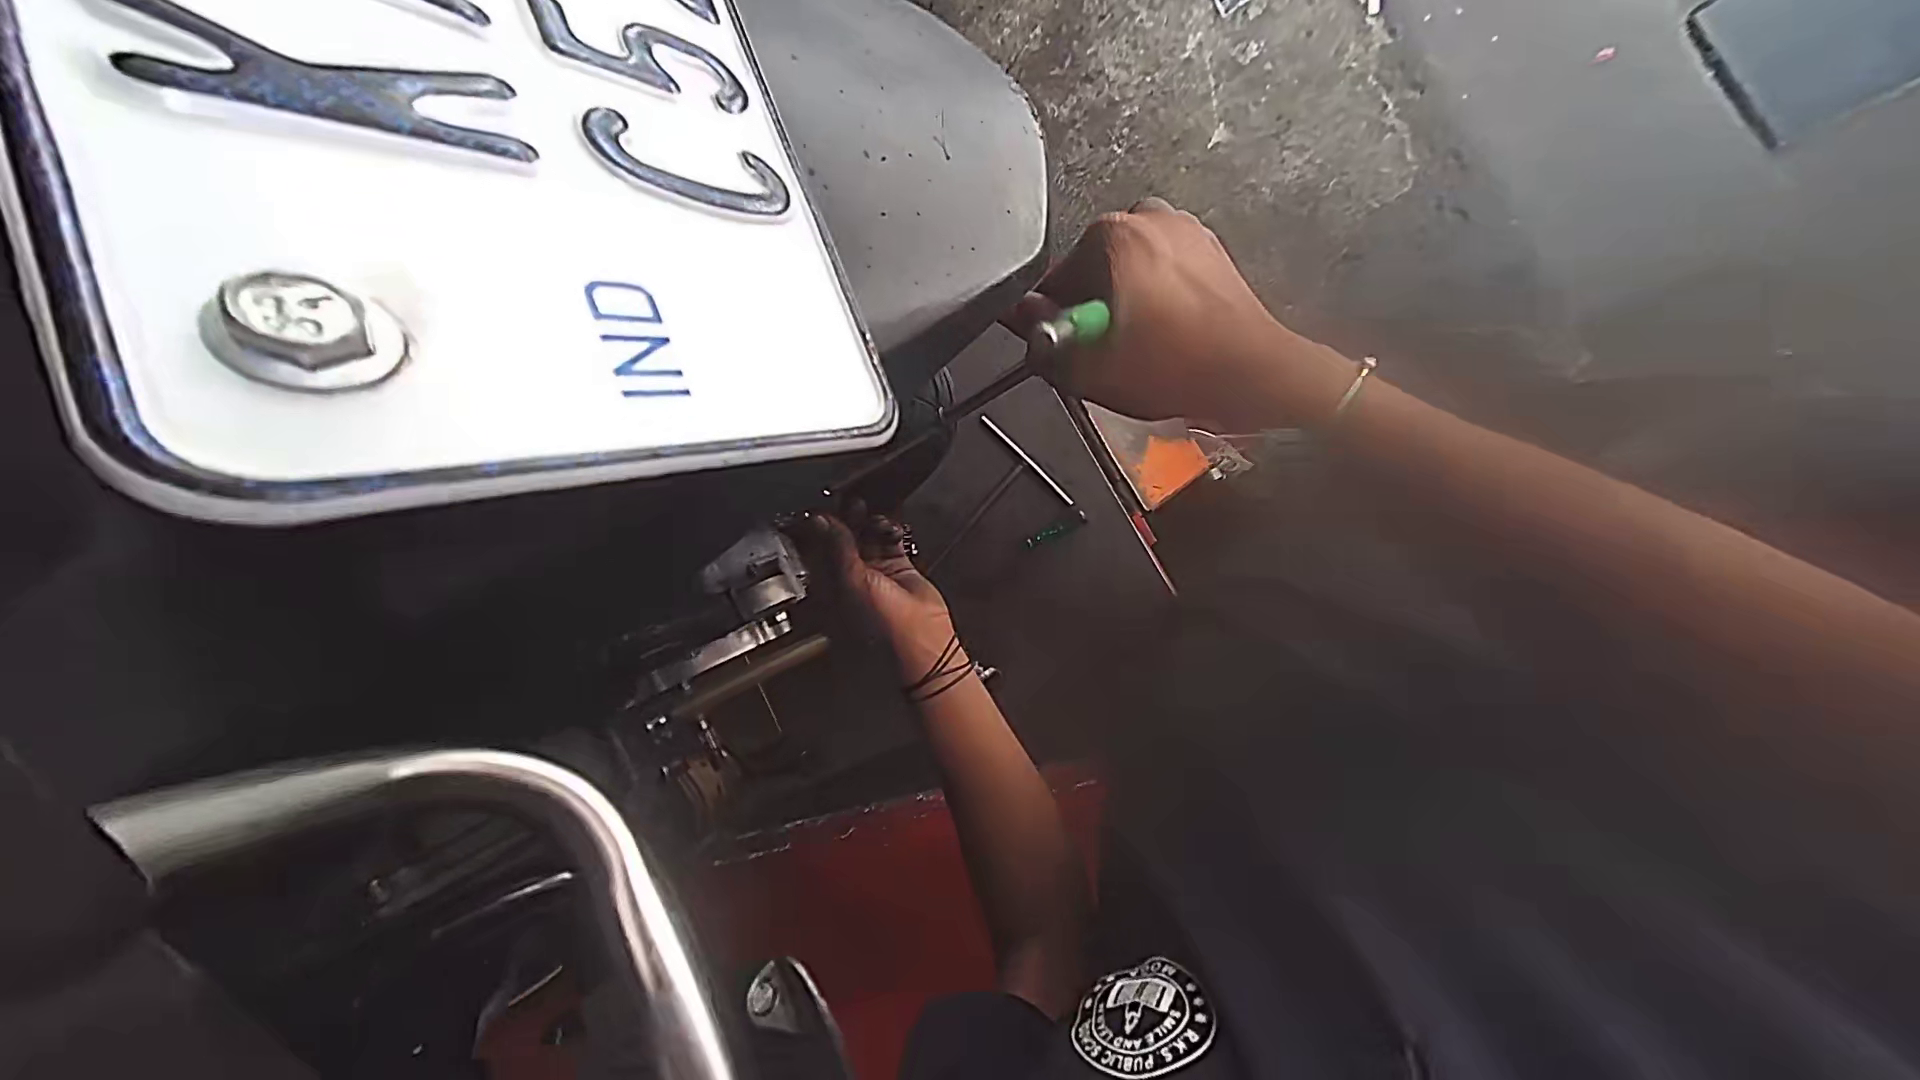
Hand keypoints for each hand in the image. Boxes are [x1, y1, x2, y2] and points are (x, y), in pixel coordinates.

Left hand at [791, 511, 957, 677]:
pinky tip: (889, 523)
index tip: (826, 504)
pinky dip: (890, 528)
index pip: (820, 547)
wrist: (920, 640)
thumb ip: (838, 547)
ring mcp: (875, 573)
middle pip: (845, 539)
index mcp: (830, 585)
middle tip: (851, 502)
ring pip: (868, 536)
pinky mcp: (899, 568)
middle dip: (847, 518)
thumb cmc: (881, 627)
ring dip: (869, 521)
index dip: (823, 525)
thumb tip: (821, 520)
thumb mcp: (850, 580)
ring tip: (871, 509)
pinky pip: (891, 541)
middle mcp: (850, 578)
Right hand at [1006, 198, 1355, 428]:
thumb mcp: (1090, 368)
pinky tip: (1163, 336)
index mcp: (1113, 237)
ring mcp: (1184, 231)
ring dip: (1123, 303)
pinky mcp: (1209, 252)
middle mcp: (1149, 219)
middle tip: (1104, 351)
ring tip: (1136, 347)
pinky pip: (1162, 273)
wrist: (1250, 374)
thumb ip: (1043, 339)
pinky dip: (1154, 299)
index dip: (1055, 319)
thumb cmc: (1177, 367)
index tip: (1066, 346)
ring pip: (1128, 271)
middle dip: (1091, 307)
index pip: (1055, 279)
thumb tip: (1024, 317)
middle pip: (1092, 270)